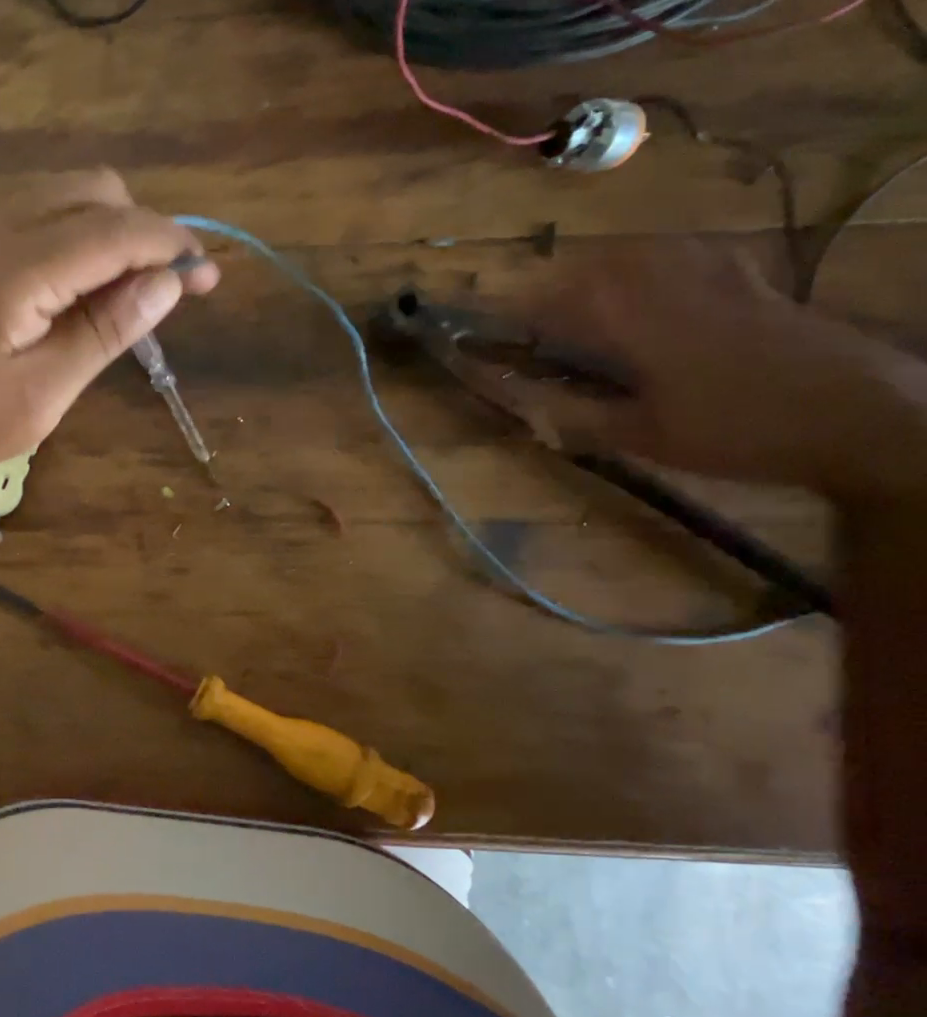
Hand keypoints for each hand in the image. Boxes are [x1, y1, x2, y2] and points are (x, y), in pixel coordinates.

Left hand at [0, 169, 218, 476]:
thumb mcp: (47, 391)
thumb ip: (106, 331)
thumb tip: (169, 282)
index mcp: (14, 270)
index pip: (112, 230)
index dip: (168, 244)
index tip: (207, 275)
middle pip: (95, 192)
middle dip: (144, 230)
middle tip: (172, 286)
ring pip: (72, 192)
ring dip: (116, 227)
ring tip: (137, 288)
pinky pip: (47, 210)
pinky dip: (84, 232)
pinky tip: (94, 282)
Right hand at [531, 241, 926, 497]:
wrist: (862, 412)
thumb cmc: (740, 430)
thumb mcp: (647, 438)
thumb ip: (579, 419)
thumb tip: (521, 412)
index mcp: (635, 323)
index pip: (555, 303)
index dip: (512, 313)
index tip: (480, 326)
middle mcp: (671, 287)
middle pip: (596, 267)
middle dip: (553, 286)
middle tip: (530, 317)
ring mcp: (718, 279)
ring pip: (645, 252)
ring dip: (603, 267)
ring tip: (583, 292)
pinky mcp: (755, 283)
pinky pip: (696, 253)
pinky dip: (663, 259)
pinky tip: (660, 274)